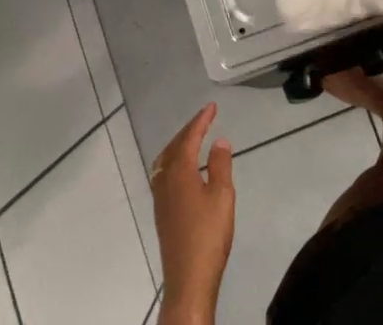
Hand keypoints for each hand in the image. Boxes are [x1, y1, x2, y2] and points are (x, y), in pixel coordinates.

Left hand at [153, 103, 233, 324]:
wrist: (188, 276)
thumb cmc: (209, 233)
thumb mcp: (222, 196)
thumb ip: (220, 166)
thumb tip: (219, 141)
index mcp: (179, 173)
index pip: (188, 138)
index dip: (200, 121)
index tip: (212, 107)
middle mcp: (164, 181)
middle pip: (173, 148)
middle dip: (188, 131)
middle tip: (204, 119)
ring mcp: (160, 198)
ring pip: (164, 161)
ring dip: (178, 146)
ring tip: (193, 139)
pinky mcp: (162, 212)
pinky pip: (164, 174)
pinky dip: (174, 162)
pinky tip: (185, 170)